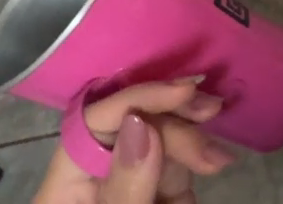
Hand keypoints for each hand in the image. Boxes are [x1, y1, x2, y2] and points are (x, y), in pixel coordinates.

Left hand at [32, 79, 236, 203]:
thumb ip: (126, 187)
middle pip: (134, 127)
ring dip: (194, 141)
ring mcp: (125, 186)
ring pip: (162, 141)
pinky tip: (215, 165)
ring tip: (219, 161)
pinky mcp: (153, 194)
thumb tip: (140, 123)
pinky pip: (176, 164)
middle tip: (215, 113)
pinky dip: (198, 159)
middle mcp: (92, 180)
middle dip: (177, 121)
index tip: (185, 89)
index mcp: (63, 189)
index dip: (138, 97)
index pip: (92, 121)